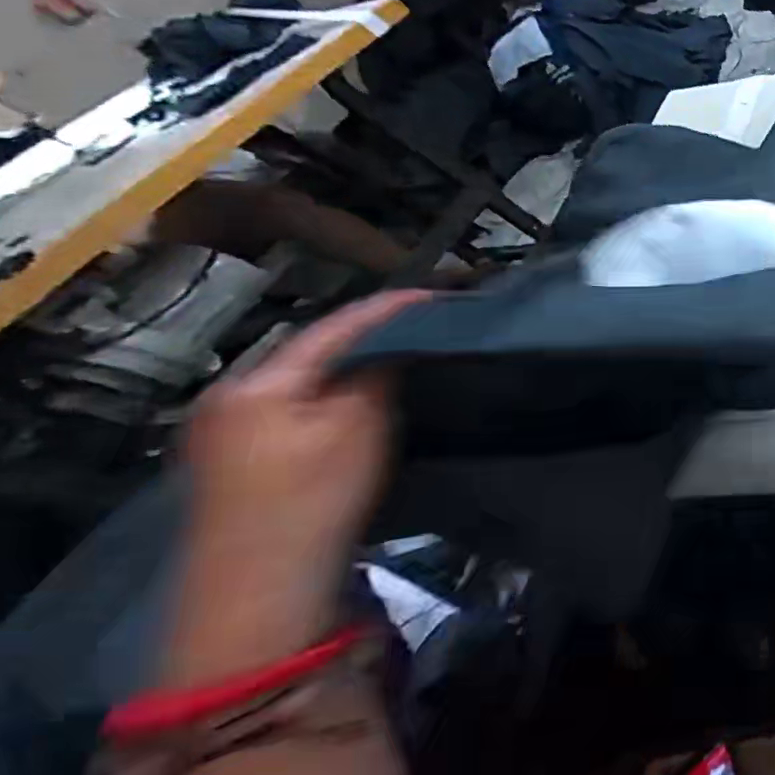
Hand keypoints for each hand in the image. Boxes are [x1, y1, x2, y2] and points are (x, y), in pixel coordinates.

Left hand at [165, 291, 428, 685]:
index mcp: (256, 384)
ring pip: (306, 378)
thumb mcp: (359, 427)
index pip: (334, 327)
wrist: (260, 588)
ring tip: (403, 353)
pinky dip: (334, 392)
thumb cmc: (313, 499)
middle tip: (425, 325)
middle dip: (369, 335)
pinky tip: (362, 396)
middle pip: (313, 350)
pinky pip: (297, 403)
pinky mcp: (237, 456)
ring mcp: (227, 429)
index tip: (438, 295)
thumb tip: (394, 347)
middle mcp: (230, 397)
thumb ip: (377, 375)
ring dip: (352, 364)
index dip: (389, 307)